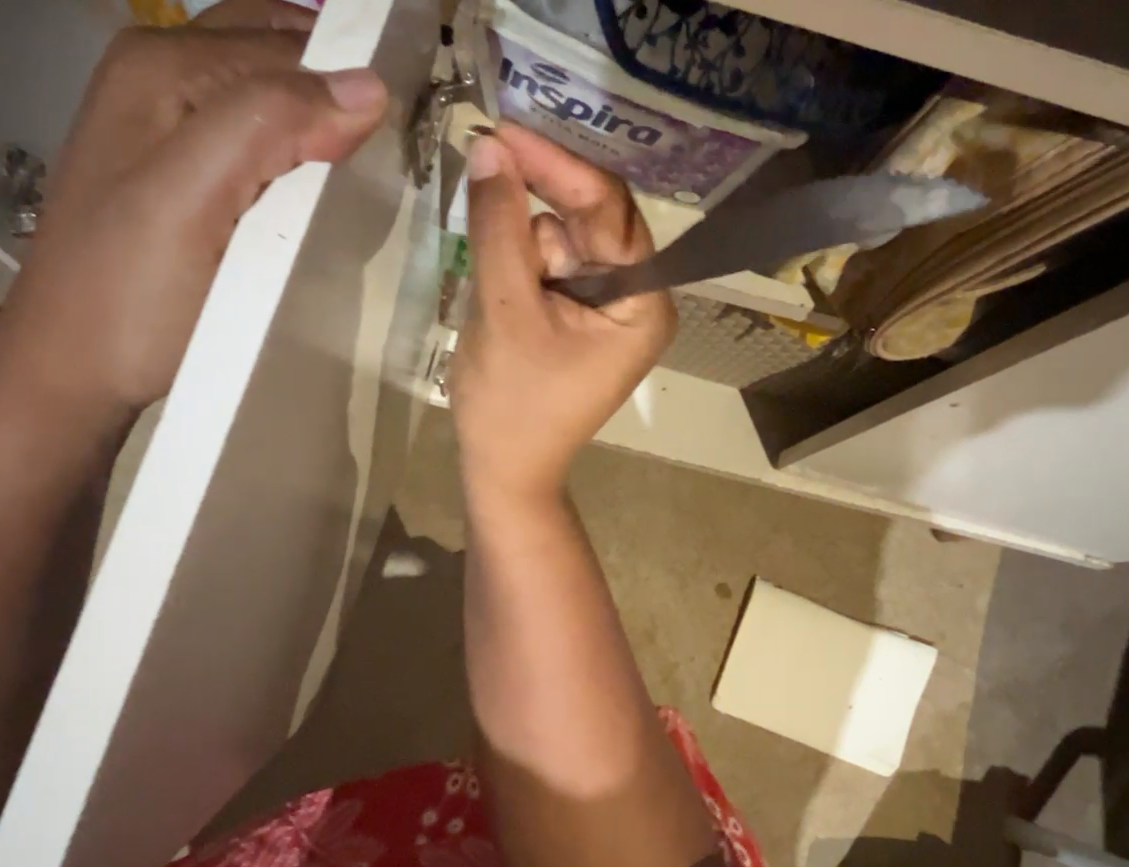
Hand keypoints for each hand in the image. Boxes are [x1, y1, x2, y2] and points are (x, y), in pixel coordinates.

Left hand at [0, 0, 388, 418]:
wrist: (71, 370)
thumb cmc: (130, 295)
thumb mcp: (191, 203)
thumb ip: (265, 124)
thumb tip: (371, 85)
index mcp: (164, 64)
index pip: (293, 43)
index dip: (354, 79)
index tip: (411, 135)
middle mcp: (161, 73)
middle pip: (279, 55)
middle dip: (338, 93)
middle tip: (395, 154)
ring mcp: (165, 122)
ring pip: (269, 96)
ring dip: (319, 124)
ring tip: (364, 172)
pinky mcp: (176, 169)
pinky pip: (253, 138)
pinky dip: (294, 154)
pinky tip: (316, 191)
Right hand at [451, 125, 676, 504]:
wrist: (504, 472)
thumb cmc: (512, 403)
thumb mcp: (504, 309)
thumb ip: (499, 227)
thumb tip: (489, 148)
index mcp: (643, 302)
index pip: (609, 209)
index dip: (557, 166)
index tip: (504, 131)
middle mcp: (637, 297)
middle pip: (588, 220)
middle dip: (536, 203)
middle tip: (485, 163)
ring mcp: (608, 308)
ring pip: (563, 240)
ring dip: (521, 241)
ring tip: (494, 286)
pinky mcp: (579, 317)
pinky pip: (550, 267)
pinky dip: (519, 263)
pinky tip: (497, 292)